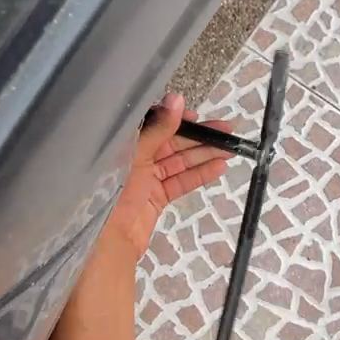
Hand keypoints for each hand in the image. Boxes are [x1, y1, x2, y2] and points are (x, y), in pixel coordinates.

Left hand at [105, 92, 233, 257]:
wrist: (108, 240)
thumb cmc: (114, 189)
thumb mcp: (136, 154)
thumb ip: (159, 129)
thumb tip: (177, 100)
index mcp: (125, 143)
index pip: (154, 124)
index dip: (176, 118)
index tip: (197, 116)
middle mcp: (136, 158)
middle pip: (172, 142)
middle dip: (199, 136)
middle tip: (227, 130)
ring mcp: (147, 179)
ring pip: (180, 161)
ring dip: (205, 154)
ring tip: (231, 148)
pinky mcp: (157, 198)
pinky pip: (181, 182)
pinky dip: (200, 174)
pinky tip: (219, 167)